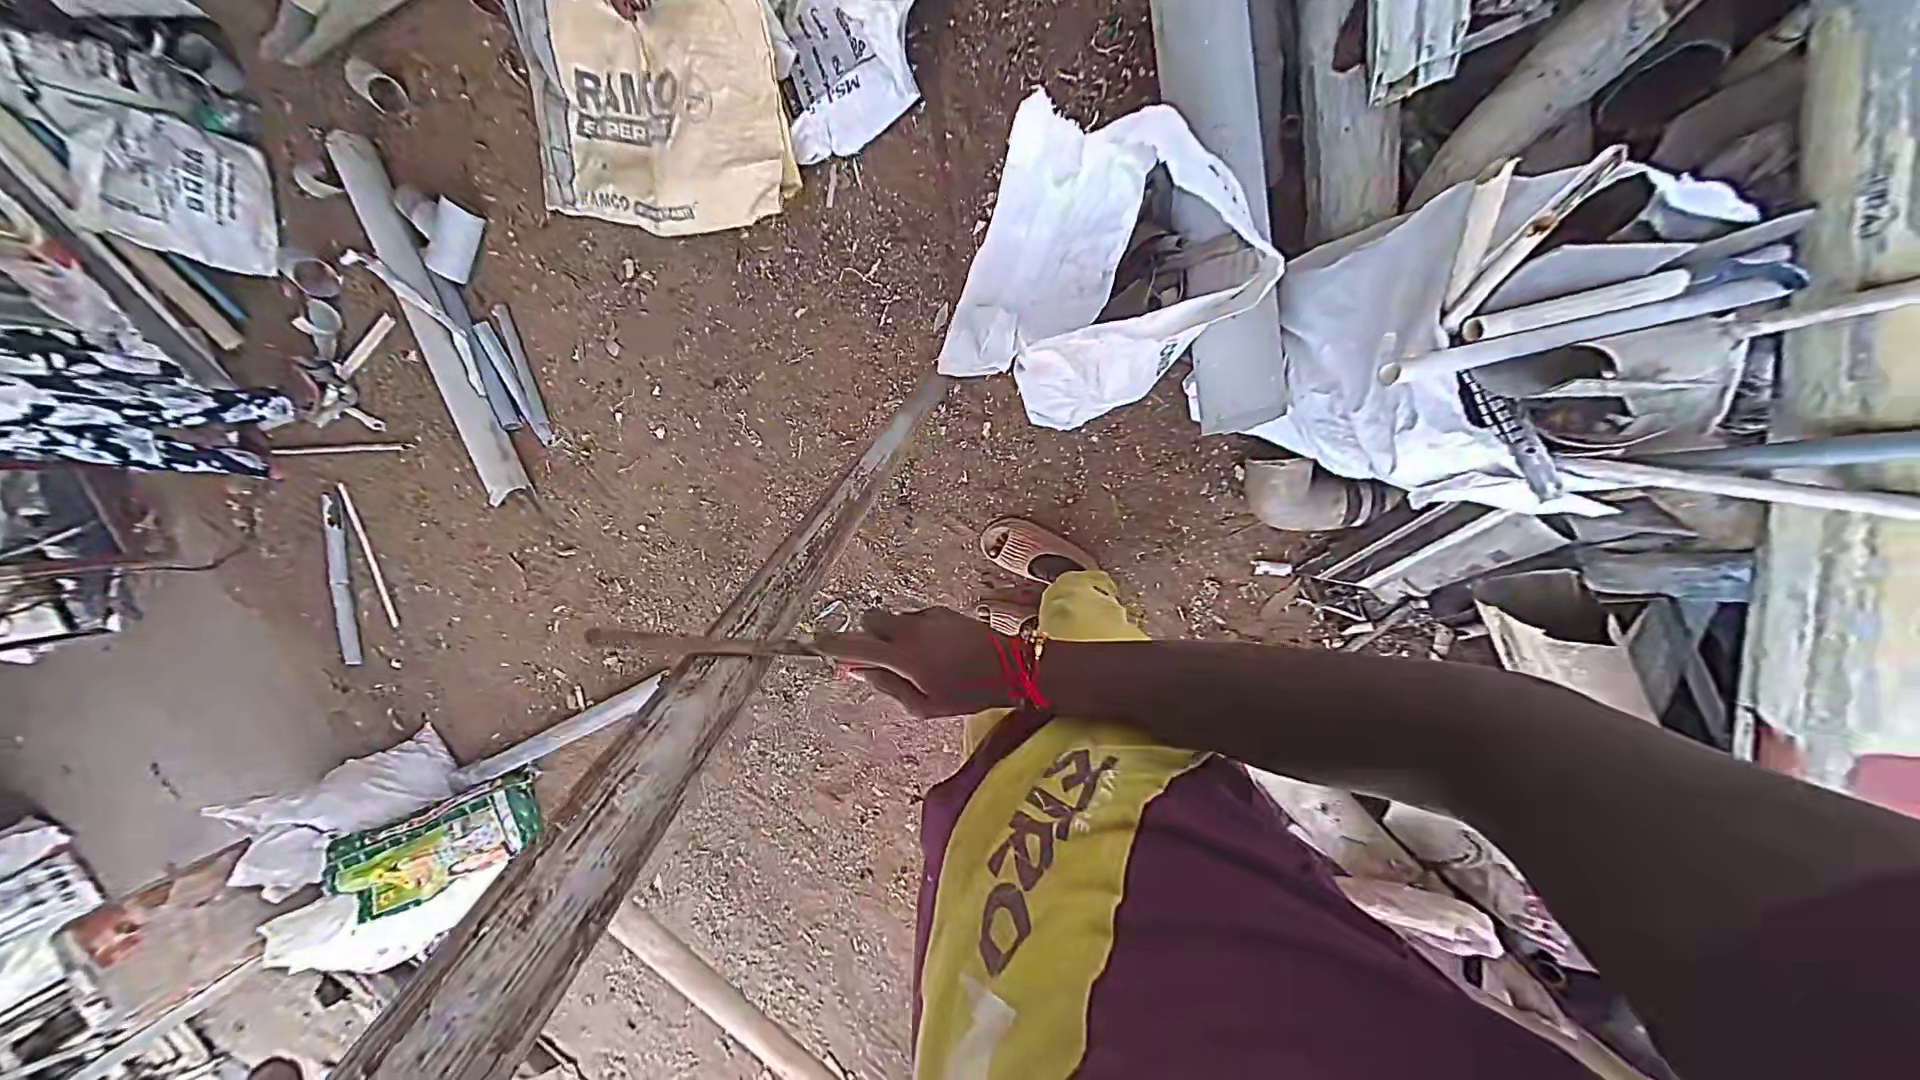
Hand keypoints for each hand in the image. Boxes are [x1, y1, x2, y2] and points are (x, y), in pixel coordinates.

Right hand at [814, 607, 1023, 717]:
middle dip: (868, 635)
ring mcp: (927, 616)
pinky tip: (936, 650)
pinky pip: (915, 617)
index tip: (814, 643)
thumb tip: (860, 671)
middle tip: (881, 658)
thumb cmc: (966, 693)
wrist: (1011, 667)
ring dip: (893, 634)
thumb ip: (887, 685)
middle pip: (870, 619)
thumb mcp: (923, 705)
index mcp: (902, 655)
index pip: (855, 645)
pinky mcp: (942, 611)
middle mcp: (910, 629)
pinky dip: (914, 630)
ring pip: (894, 618)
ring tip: (918, 660)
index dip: (831, 644)